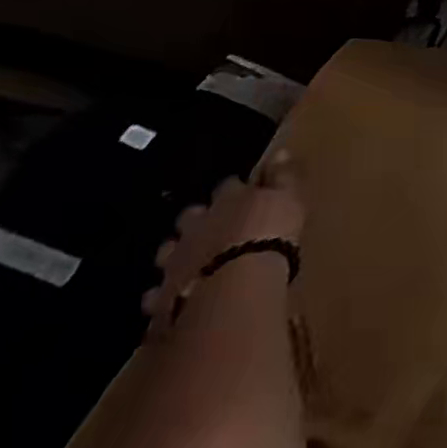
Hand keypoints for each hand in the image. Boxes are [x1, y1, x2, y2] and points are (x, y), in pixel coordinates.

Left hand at [142, 150, 304, 334]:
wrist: (235, 282)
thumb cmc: (270, 232)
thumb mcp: (289, 198)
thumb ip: (284, 176)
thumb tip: (281, 151)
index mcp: (227, 200)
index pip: (228, 186)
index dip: (235, 188)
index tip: (244, 190)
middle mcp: (196, 226)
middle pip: (190, 216)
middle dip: (197, 219)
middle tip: (210, 225)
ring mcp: (175, 260)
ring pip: (168, 251)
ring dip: (177, 252)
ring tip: (189, 259)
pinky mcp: (163, 294)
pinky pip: (157, 293)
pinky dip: (163, 293)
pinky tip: (172, 296)